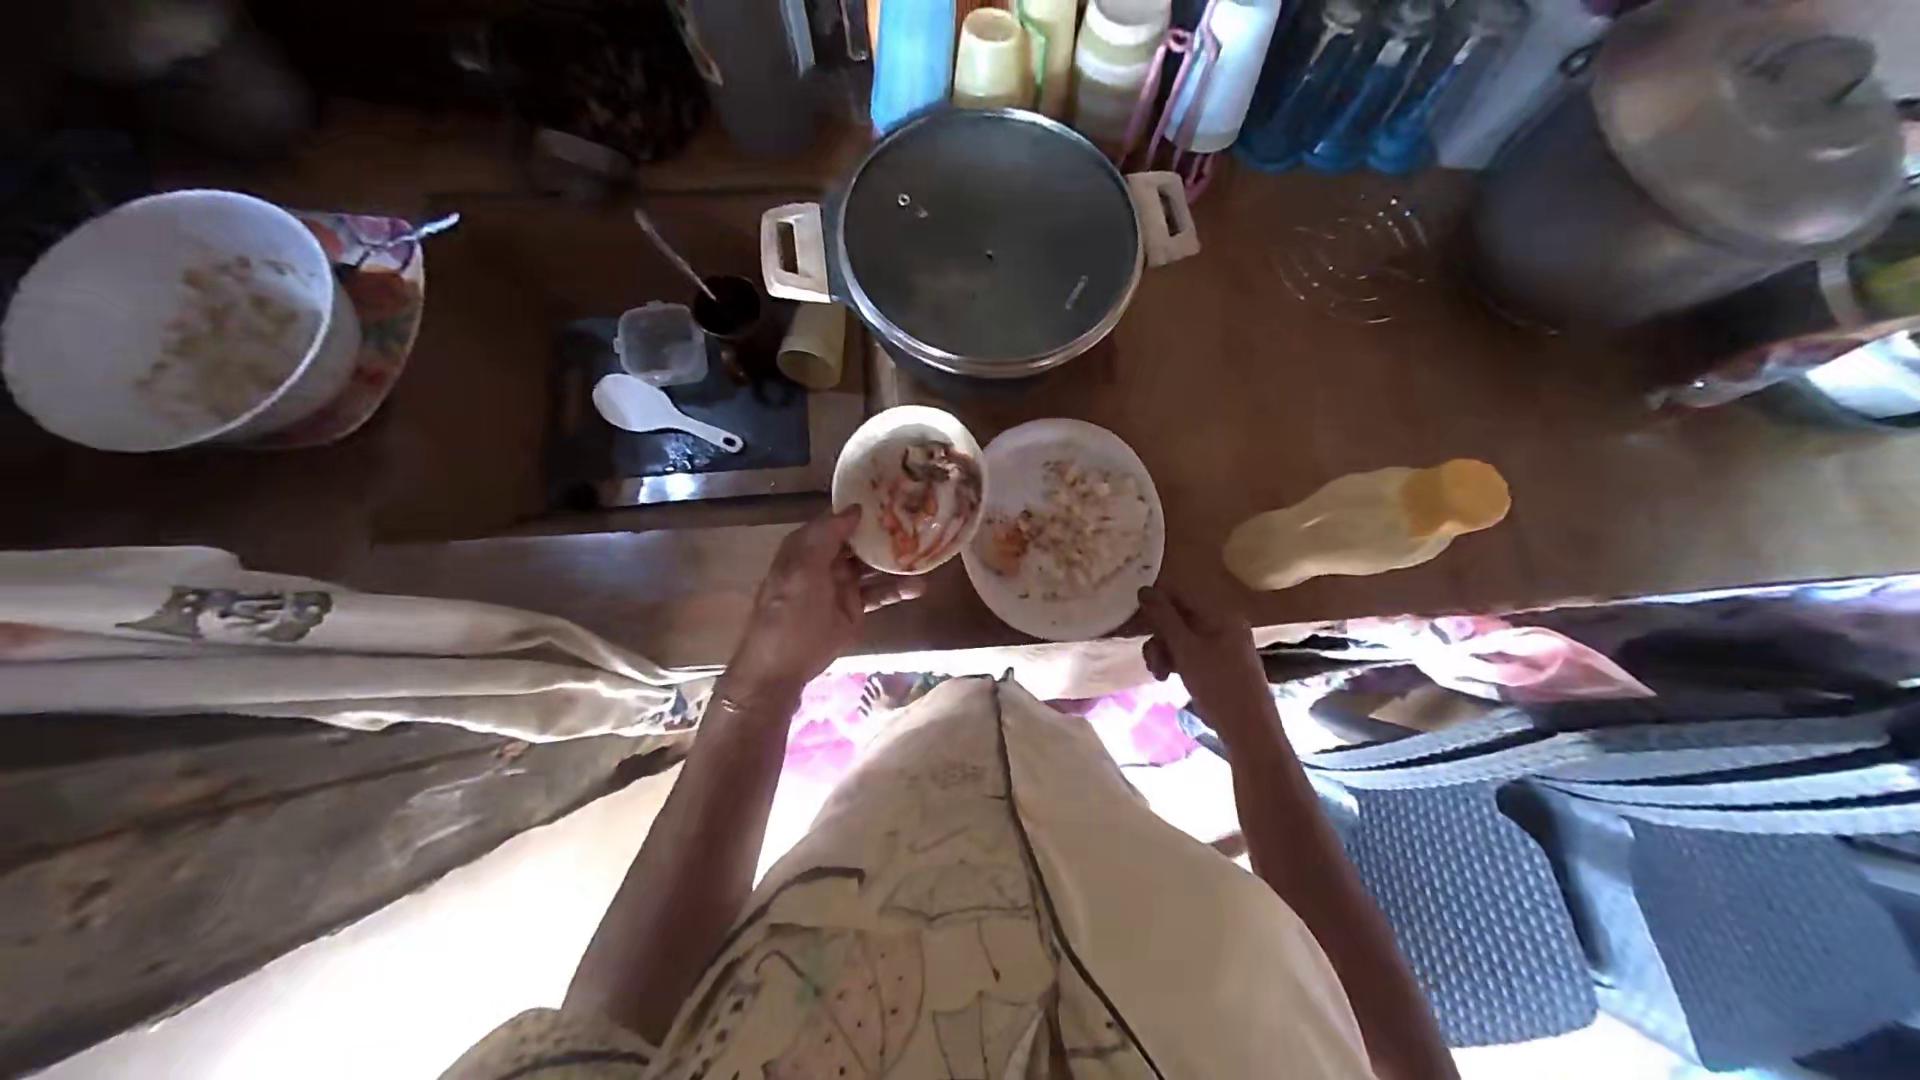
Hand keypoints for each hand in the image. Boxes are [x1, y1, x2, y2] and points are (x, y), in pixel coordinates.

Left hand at [724, 507, 923, 701]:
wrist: (782, 666)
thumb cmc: (788, 613)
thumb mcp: (802, 569)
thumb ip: (827, 536)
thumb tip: (855, 509)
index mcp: (808, 546)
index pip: (838, 519)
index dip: (862, 508)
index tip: (894, 495)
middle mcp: (827, 560)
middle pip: (861, 541)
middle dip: (887, 533)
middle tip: (921, 522)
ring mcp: (842, 585)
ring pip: (874, 566)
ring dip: (898, 562)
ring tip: (928, 555)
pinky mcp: (855, 608)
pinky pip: (879, 593)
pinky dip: (898, 590)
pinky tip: (920, 587)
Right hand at [1138, 586, 1278, 742]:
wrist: (1249, 730)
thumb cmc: (1219, 685)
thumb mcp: (1185, 649)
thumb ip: (1164, 618)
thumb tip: (1143, 589)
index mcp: (1219, 614)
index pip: (1179, 594)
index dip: (1154, 606)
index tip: (1136, 626)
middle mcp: (1221, 624)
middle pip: (1176, 617)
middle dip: (1158, 637)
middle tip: (1151, 660)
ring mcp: (1220, 644)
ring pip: (1179, 637)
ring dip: (1163, 652)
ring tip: (1159, 675)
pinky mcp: (1216, 663)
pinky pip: (1188, 652)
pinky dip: (1174, 661)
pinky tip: (1167, 678)